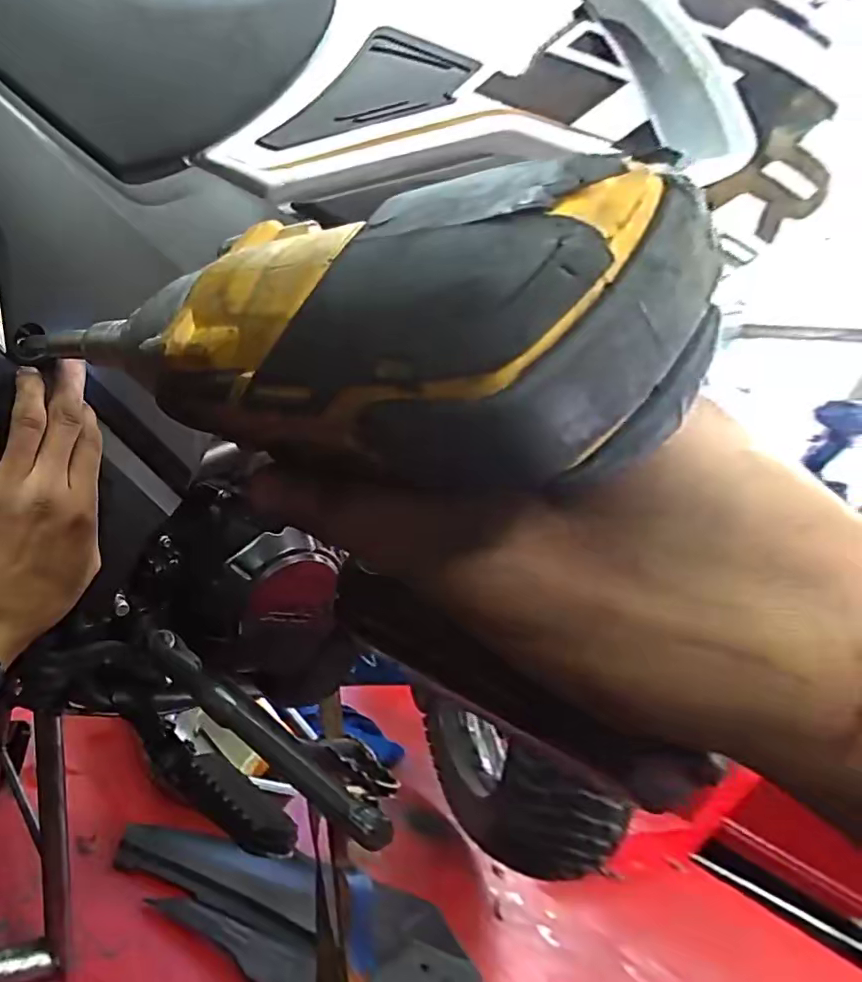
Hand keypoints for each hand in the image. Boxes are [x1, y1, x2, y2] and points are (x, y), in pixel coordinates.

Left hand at [0, 361, 102, 662]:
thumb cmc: (36, 596)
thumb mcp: (84, 562)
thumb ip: (87, 514)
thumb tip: (81, 478)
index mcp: (77, 505)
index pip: (88, 443)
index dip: (87, 413)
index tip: (82, 396)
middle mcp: (43, 487)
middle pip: (61, 424)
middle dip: (65, 387)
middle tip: (64, 364)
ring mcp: (4, 484)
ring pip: (22, 424)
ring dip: (28, 393)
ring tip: (28, 373)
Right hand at [244, 401, 861, 805]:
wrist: (861, 705)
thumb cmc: (668, 620)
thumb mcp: (480, 567)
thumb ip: (358, 515)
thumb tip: (257, 481)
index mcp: (562, 369)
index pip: (400, 353)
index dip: (324, 382)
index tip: (268, 412)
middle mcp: (591, 373)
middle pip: (426, 385)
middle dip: (359, 424)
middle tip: (300, 459)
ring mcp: (616, 417)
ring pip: (462, 422)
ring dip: (406, 455)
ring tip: (351, 484)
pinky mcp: (627, 461)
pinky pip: (501, 449)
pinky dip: (453, 473)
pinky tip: (432, 507)